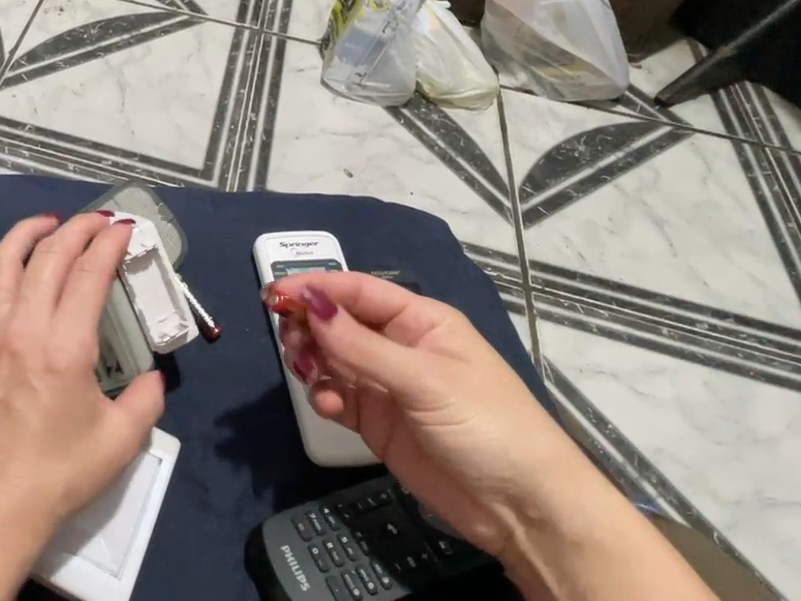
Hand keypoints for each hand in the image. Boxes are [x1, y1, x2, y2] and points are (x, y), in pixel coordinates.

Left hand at [0, 212, 165, 562]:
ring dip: (29, 233)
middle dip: (77, 228)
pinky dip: (7, 264)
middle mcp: (24, 327)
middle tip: (100, 220)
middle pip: (48, 255)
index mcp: (63, 346)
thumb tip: (154, 377)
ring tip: (52, 222)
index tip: (125, 227)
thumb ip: (146, 401)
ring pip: (4, 261)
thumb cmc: (55, 477)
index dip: (108, 243)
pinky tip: (20, 268)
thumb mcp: (118, 444)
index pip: (87, 273)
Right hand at [267, 272, 594, 559]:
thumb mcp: (425, 380)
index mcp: (419, 320)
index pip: (357, 290)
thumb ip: (361, 345)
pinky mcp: (376, 421)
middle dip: (309, 325)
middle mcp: (398, 345)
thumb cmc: (489, 427)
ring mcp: (385, 384)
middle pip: (337, 321)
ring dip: (311, 360)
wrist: (525, 512)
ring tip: (307, 372)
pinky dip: (323, 395)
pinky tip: (327, 405)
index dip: (316, 288)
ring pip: (330, 356)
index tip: (275, 294)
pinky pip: (336, 395)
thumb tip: (309, 303)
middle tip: (290, 341)